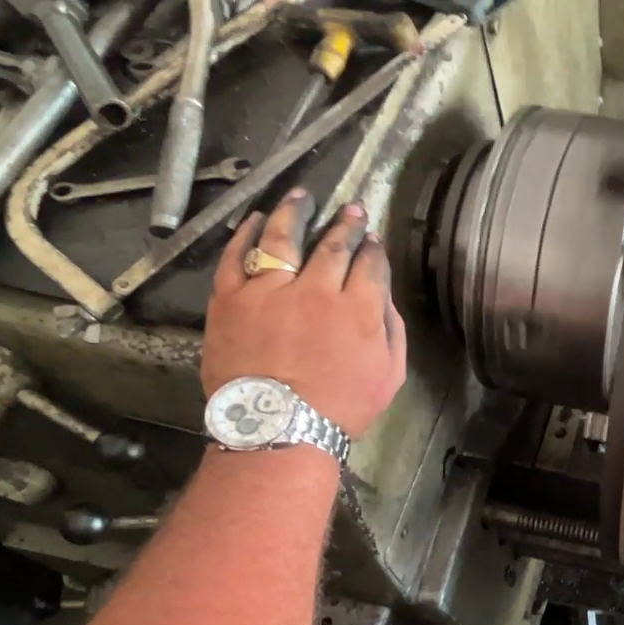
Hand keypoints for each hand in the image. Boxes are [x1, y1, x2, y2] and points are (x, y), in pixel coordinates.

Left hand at [202, 189, 406, 437]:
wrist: (277, 428)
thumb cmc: (341, 408)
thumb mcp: (390, 376)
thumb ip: (392, 331)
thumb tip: (383, 298)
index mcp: (359, 310)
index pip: (370, 264)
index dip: (373, 248)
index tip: (372, 238)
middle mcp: (317, 290)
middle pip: (333, 244)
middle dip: (345, 224)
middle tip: (351, 209)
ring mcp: (270, 290)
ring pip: (283, 238)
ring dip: (295, 213)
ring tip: (301, 196)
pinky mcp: (232, 298)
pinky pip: (238, 256)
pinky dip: (246, 234)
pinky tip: (254, 220)